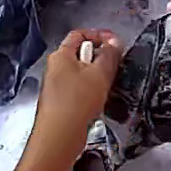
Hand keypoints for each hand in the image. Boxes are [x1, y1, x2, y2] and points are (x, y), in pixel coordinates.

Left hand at [29, 28, 123, 157]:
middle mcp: (55, 68)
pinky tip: (98, 102)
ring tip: (106, 86)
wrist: (59, 137)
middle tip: (114, 65)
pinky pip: (79, 90)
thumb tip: (114, 42)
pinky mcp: (61, 103)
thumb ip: (109, 55)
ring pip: (81, 73)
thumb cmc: (76, 103)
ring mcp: (56, 86)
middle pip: (81, 53)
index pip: (79, 34)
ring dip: (96, 77)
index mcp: (60, 55)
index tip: (114, 42)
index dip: (98, 35)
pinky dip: (91, 92)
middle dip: (99, 57)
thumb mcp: (100, 74)